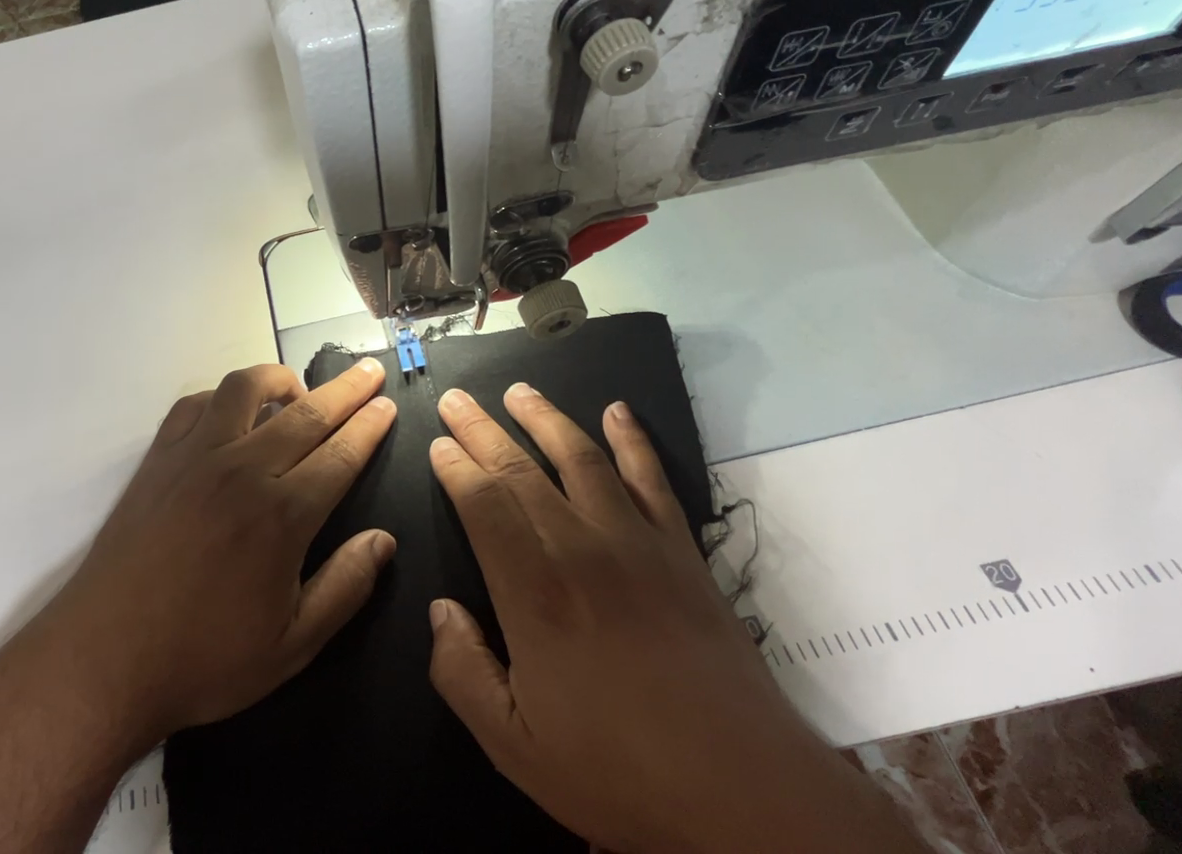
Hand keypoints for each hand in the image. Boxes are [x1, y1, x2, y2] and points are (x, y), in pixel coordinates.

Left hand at [32, 358, 397, 745]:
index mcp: (283, 516)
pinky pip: (193, 405)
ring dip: (280, 379)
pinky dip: (221, 397)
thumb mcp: (293, 646)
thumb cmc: (205, 659)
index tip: (387, 405)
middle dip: (345, 390)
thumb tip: (384, 540)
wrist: (103, 659)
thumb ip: (346, 587)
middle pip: (305, 414)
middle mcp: (242, 471)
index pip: (340, 455)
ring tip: (300, 387)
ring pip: (244, 390)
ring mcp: (193, 458)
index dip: (369, 427)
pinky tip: (231, 412)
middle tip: (368, 371)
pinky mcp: (156, 460)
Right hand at [426, 384, 925, 853]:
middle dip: (483, 430)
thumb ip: (461, 673)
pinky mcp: (683, 553)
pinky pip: (652, 479)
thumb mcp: (513, 745)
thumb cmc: (618, 771)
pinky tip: (617, 412)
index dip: (456, 467)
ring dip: (546, 419)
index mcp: (533, 594)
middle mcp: (581, 551)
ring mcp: (637, 544)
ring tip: (519, 392)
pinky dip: (632, 440)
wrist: (744, 788)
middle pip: (522, 471)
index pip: (484, 505)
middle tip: (457, 400)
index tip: (437, 442)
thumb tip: (440, 610)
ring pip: (583, 459)